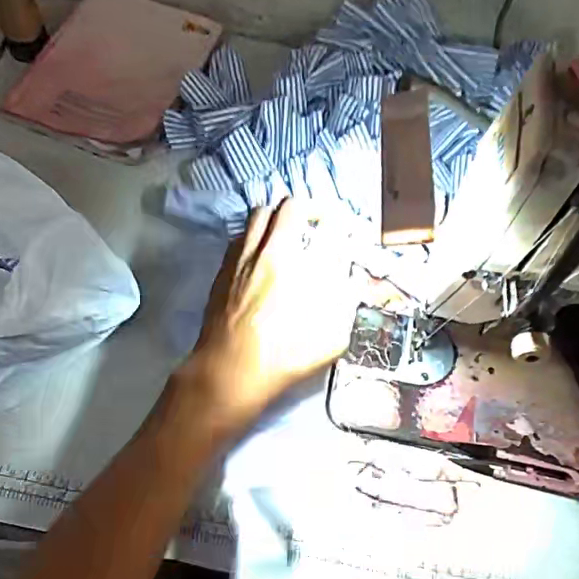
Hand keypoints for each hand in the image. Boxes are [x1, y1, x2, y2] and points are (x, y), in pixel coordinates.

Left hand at [180, 199, 354, 437]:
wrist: (230, 371)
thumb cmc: (284, 359)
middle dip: (308, 210)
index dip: (340, 224)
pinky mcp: (223, 268)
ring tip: (288, 232)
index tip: (344, 232)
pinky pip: (240, 235)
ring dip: (278, 216)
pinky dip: (255, 234)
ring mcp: (243, 257)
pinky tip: (261, 253)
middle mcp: (271, 252)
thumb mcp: (331, 340)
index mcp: (301, 267)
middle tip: (317, 225)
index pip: (328, 227)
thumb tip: (355, 284)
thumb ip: (347, 306)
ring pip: (261, 213)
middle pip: (290, 206)